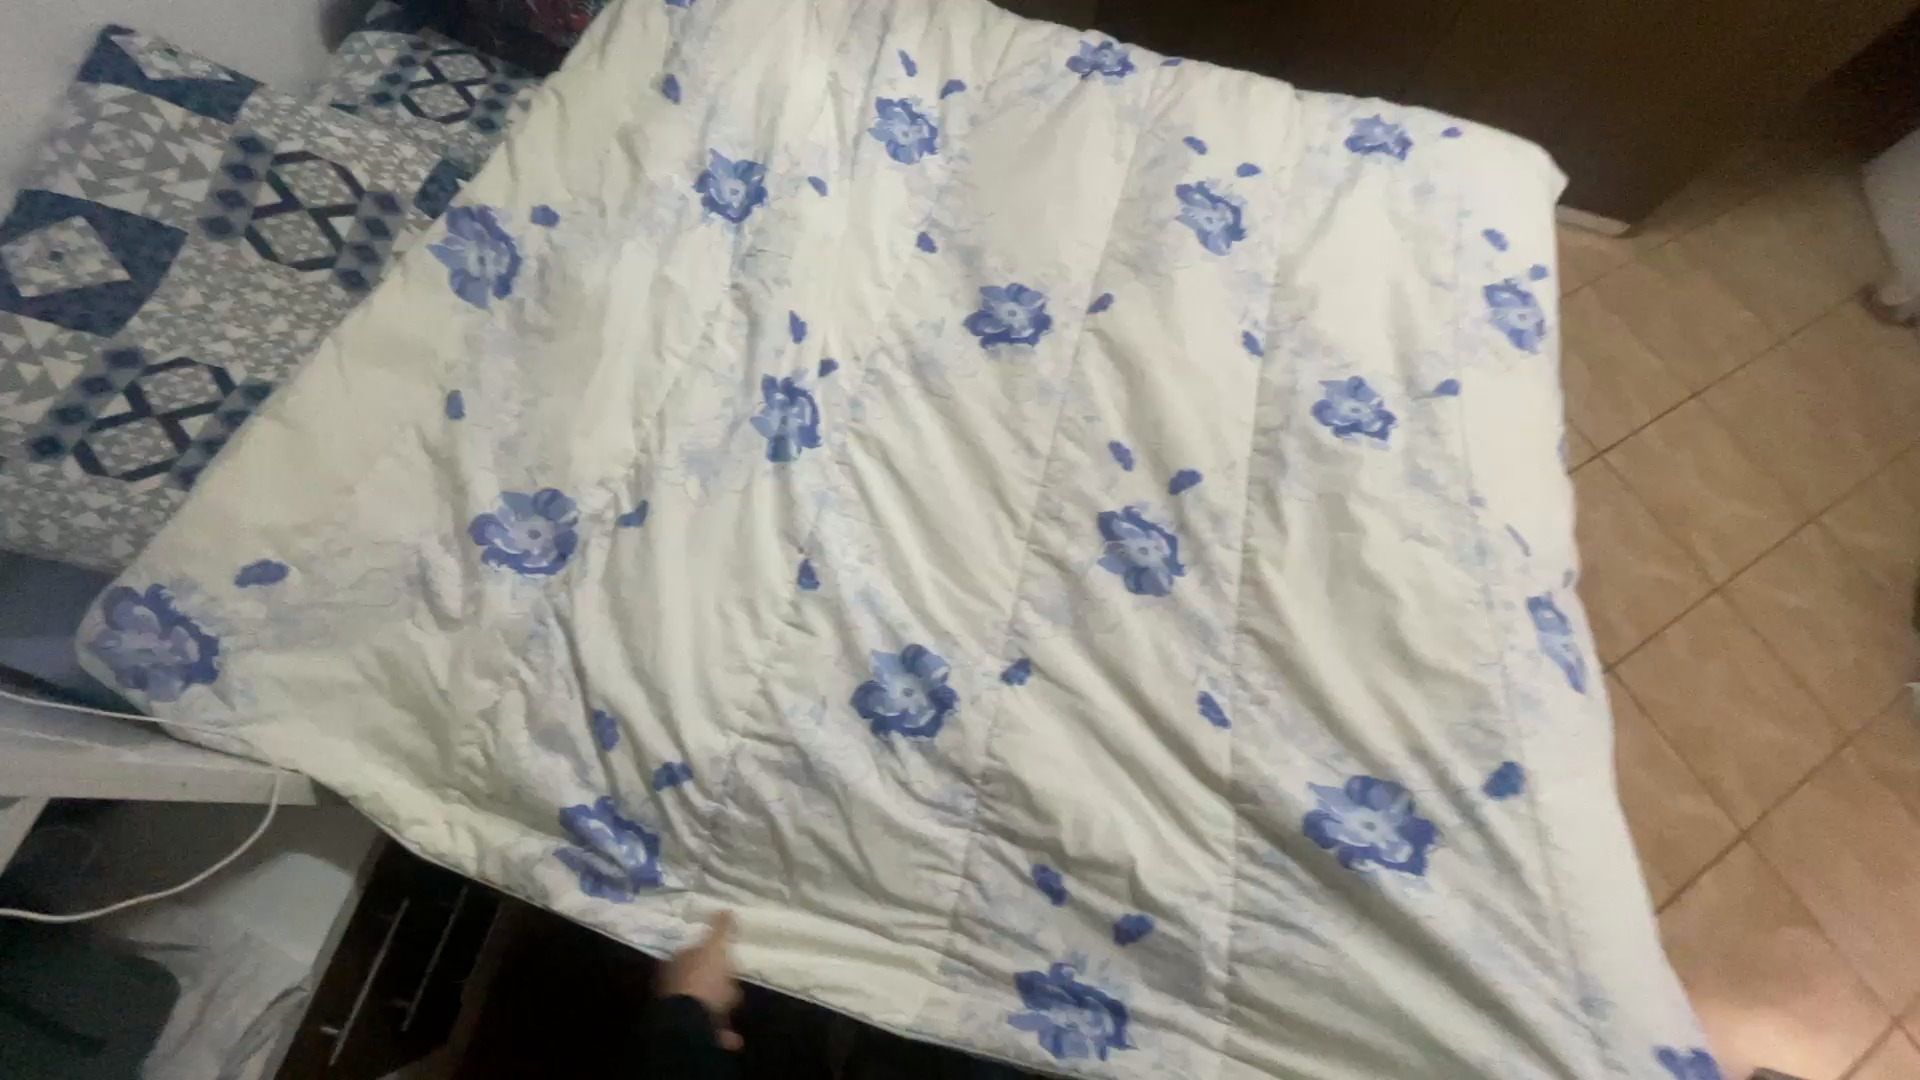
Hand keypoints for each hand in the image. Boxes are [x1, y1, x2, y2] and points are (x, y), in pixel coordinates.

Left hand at [660, 911, 743, 1050]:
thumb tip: (726, 908)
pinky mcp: (688, 1028)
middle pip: (697, 976)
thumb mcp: (715, 946)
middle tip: (732, 977)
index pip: (692, 948)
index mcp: (676, 960)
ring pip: (703, 1000)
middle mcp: (673, 983)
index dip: (708, 948)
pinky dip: (721, 1028)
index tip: (724, 950)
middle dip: (714, 977)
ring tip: (735, 1002)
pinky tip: (734, 1034)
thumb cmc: (702, 980)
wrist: (689, 1024)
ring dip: (719, 1001)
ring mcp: (679, 1007)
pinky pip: (708, 1025)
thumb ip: (720, 927)